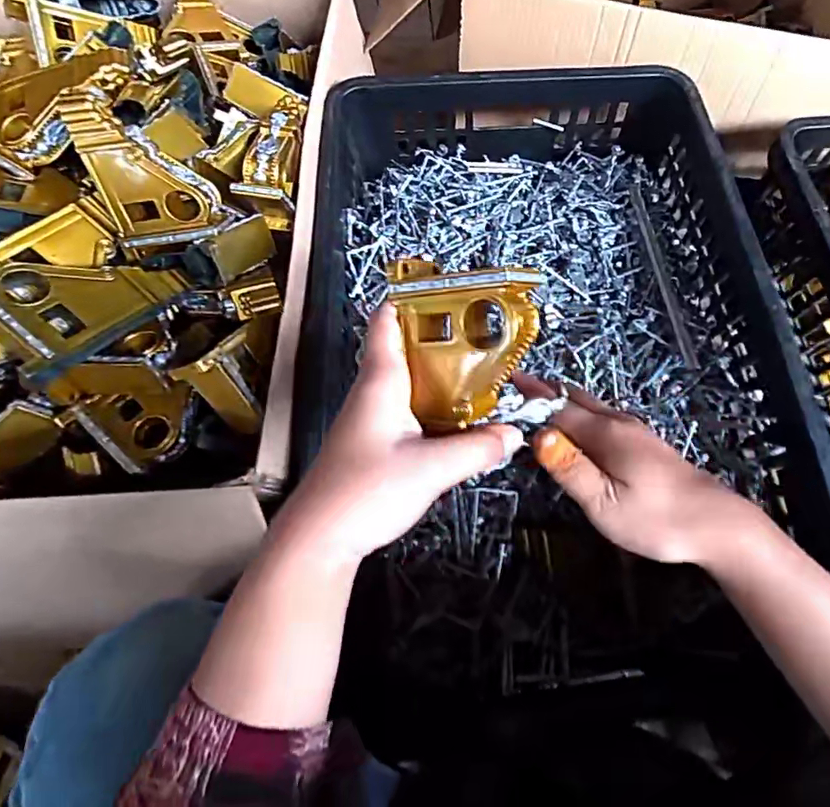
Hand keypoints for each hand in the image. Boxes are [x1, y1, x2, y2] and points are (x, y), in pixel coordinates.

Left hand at [276, 303, 520, 564]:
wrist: (319, 539)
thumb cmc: (360, 494)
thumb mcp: (431, 469)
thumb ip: (477, 449)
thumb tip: (511, 434)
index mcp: (380, 382)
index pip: (386, 322)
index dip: (412, 300)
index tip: (443, 291)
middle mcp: (372, 393)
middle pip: (403, 348)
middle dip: (440, 338)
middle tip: (476, 336)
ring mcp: (370, 418)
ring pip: (407, 381)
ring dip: (438, 374)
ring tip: (476, 374)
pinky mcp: (373, 442)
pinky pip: (407, 409)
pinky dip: (432, 405)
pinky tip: (454, 420)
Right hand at [515, 374, 764, 566]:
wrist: (717, 523)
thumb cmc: (658, 519)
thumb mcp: (606, 504)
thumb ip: (571, 470)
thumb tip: (539, 435)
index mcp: (605, 434)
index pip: (558, 409)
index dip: (530, 398)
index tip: (505, 383)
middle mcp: (619, 423)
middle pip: (574, 399)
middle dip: (545, 391)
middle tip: (516, 382)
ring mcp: (635, 431)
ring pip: (591, 405)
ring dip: (562, 398)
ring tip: (539, 395)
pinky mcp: (644, 443)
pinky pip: (602, 416)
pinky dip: (580, 410)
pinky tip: (578, 420)